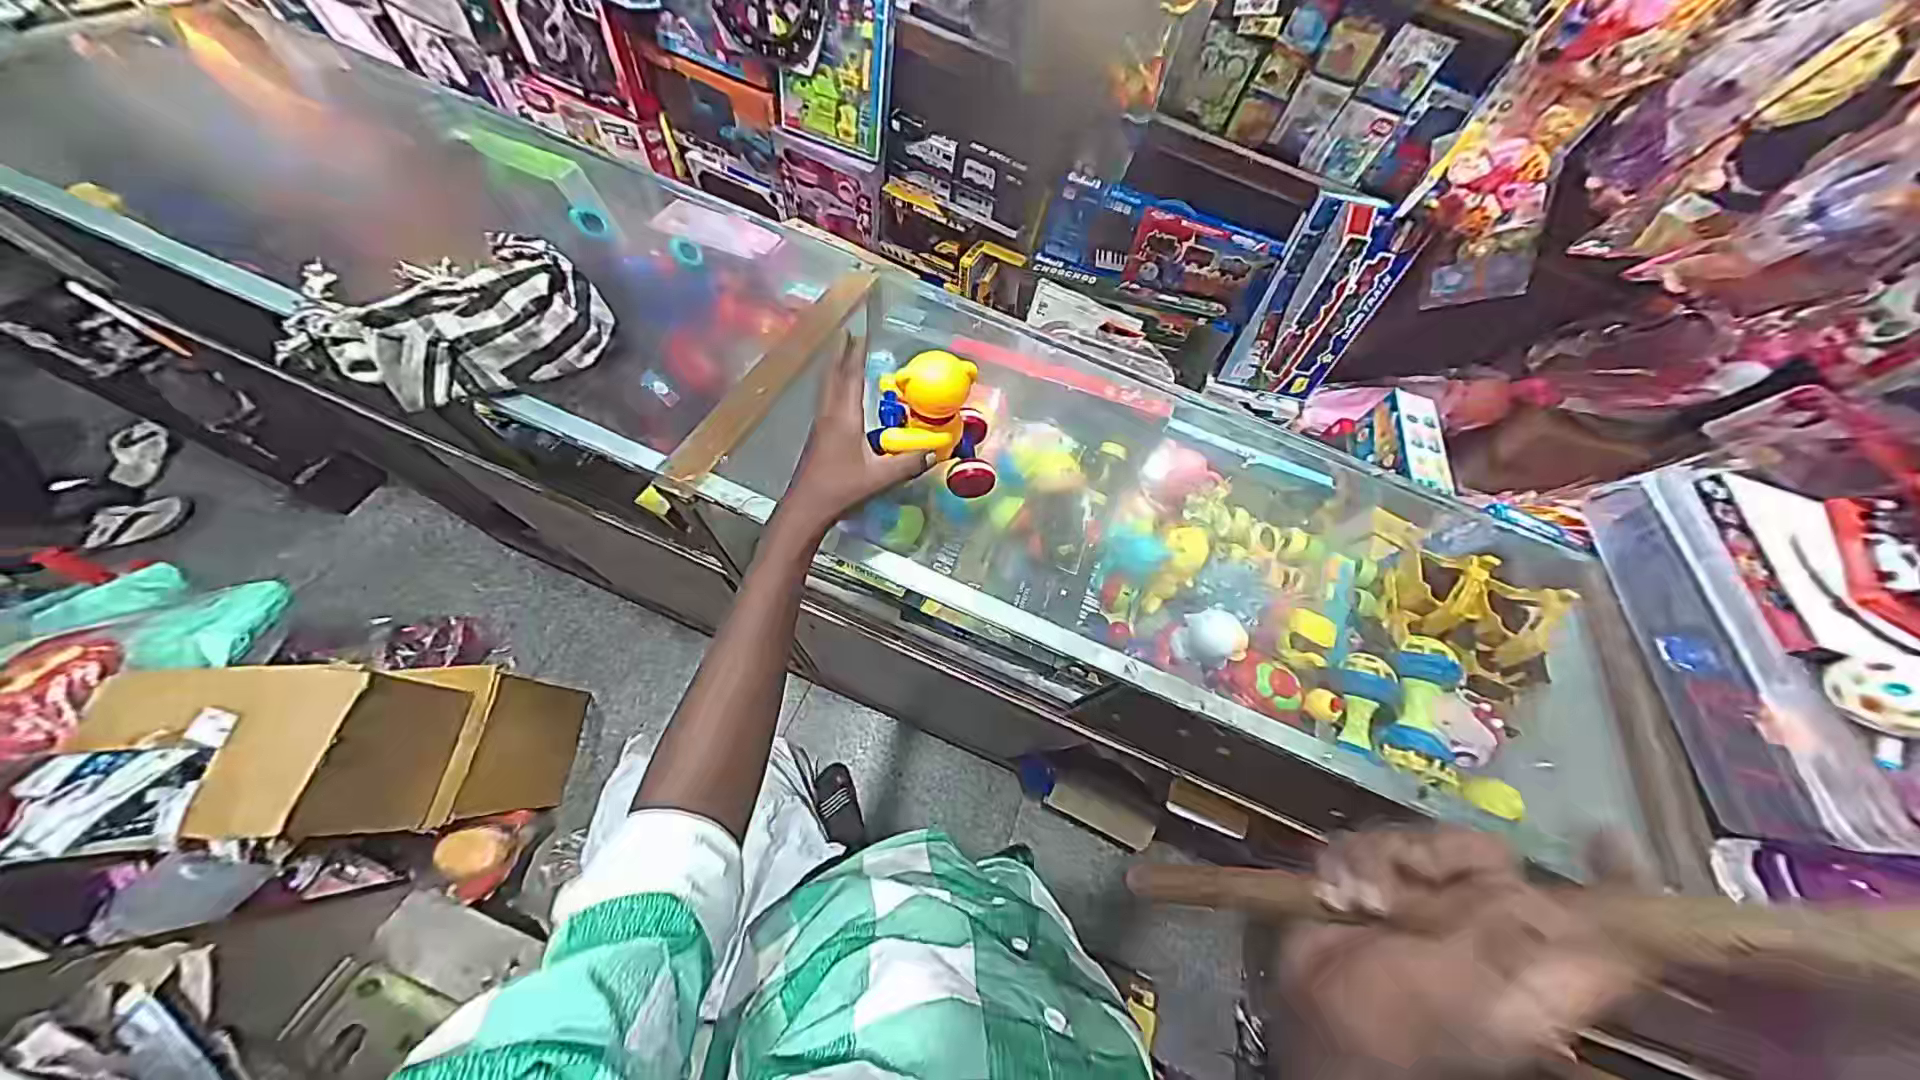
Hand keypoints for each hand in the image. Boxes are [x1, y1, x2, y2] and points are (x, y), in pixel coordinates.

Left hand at [780, 335, 933, 534]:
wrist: (807, 507)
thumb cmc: (841, 488)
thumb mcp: (880, 477)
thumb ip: (907, 463)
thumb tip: (934, 453)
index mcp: (844, 418)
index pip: (851, 379)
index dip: (856, 356)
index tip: (859, 334)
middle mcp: (829, 416)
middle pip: (833, 377)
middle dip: (840, 355)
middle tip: (846, 335)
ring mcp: (820, 426)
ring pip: (826, 389)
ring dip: (834, 370)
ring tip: (840, 358)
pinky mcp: (816, 437)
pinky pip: (825, 402)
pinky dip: (832, 388)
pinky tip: (838, 396)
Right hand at [1279, 827, 1642, 1076]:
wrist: (1314, 1018)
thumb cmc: (1396, 1024)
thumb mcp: (1463, 998)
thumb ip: (1500, 946)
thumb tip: (1536, 893)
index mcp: (1525, 961)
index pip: (1593, 918)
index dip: (1615, 879)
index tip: (1603, 838)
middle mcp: (1482, 925)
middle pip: (1484, 853)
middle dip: (1435, 853)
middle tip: (1407, 876)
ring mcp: (1425, 904)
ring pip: (1417, 841)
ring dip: (1377, 860)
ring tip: (1357, 898)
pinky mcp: (1373, 886)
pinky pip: (1365, 845)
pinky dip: (1345, 862)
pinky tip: (1336, 893)